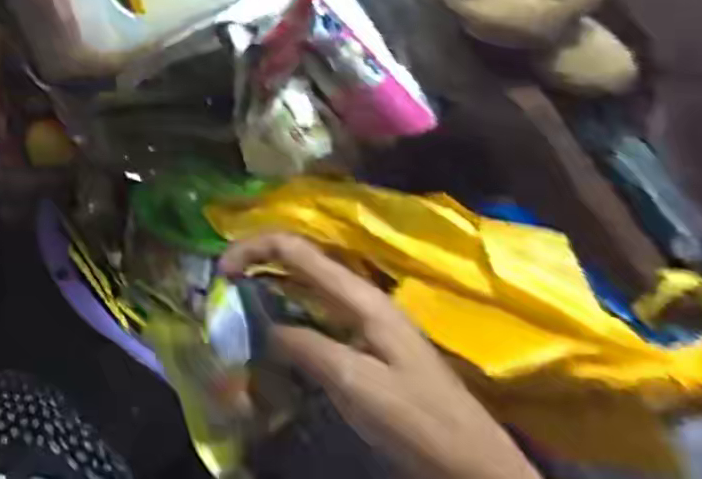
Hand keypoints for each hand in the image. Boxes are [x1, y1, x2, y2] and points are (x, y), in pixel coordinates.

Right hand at [220, 233, 542, 478]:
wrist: (481, 473)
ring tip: (238, 306)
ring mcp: (365, 320)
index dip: (250, 249)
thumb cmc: (420, 421)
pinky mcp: (365, 344)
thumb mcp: (354, 382)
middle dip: (254, 263)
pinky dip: (284, 312)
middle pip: (296, 258)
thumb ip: (302, 345)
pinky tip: (272, 334)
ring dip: (266, 287)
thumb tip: (260, 325)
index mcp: (359, 295)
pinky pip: (313, 312)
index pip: (292, 246)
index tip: (221, 272)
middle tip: (223, 286)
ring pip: (302, 284)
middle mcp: (360, 297)